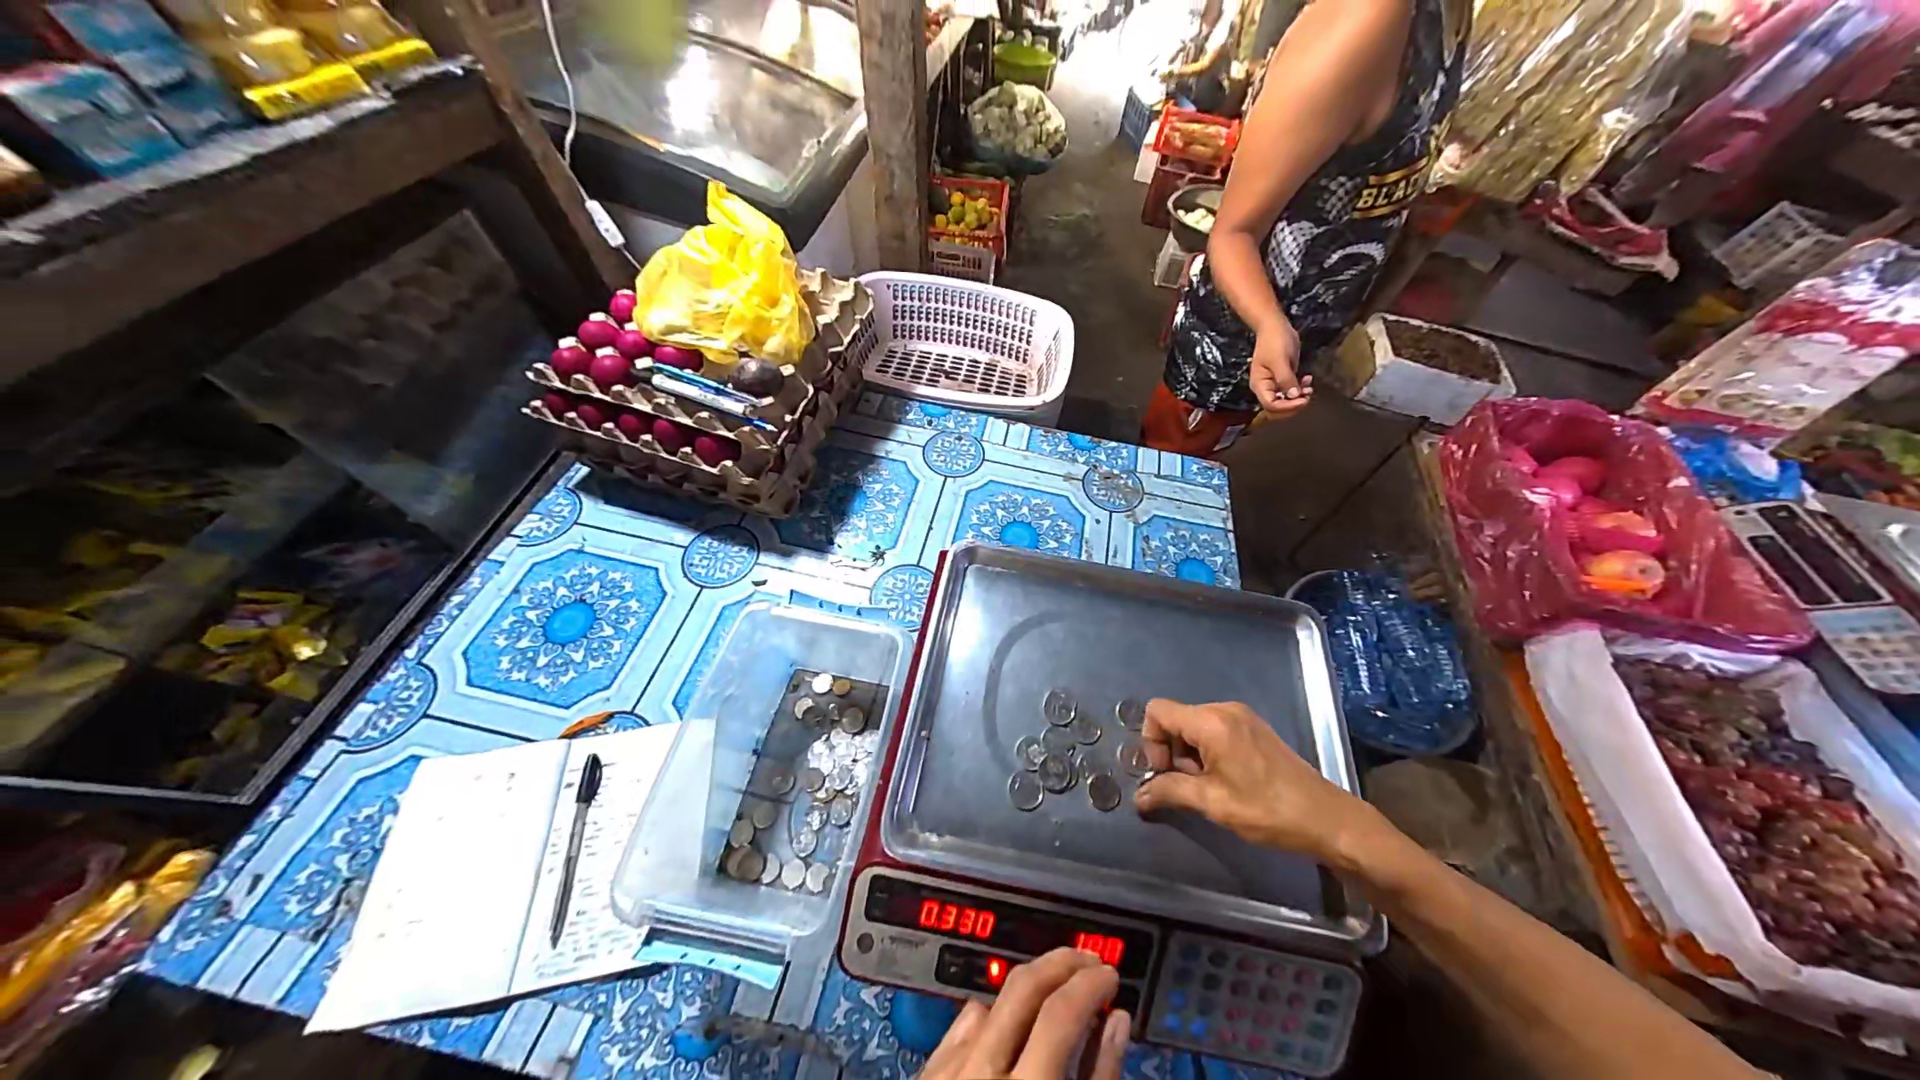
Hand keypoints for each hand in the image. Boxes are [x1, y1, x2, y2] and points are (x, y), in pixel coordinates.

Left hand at [918, 949, 1130, 1079]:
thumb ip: (1099, 1077)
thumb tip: (1114, 1020)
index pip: (1059, 1015)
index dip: (1090, 985)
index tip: (1111, 974)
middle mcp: (980, 1069)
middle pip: (1022, 988)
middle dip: (1062, 963)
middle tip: (1091, 961)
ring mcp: (948, 1068)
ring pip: (992, 1000)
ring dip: (1031, 986)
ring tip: (1061, 987)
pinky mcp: (930, 1072)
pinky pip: (964, 1026)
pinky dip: (994, 1015)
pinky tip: (1013, 1021)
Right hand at [1133, 700, 1383, 862]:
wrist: (1327, 820)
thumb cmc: (1267, 810)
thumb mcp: (1212, 803)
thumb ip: (1169, 792)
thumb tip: (1139, 796)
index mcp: (1211, 721)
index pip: (1157, 712)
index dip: (1151, 742)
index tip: (1166, 773)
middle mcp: (1224, 709)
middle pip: (1175, 718)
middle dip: (1170, 751)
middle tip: (1188, 785)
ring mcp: (1241, 717)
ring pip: (1193, 726)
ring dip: (1189, 754)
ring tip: (1209, 786)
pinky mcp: (1254, 728)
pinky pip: (1213, 730)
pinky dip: (1207, 751)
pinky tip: (1225, 779)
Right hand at [1248, 326, 1312, 414]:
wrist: (1275, 327)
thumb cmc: (1274, 342)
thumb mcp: (1279, 360)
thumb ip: (1286, 379)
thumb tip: (1294, 396)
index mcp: (1260, 385)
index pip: (1271, 405)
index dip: (1286, 406)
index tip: (1303, 400)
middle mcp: (1266, 388)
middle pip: (1277, 408)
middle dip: (1293, 405)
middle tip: (1307, 397)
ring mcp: (1275, 384)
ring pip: (1285, 401)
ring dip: (1299, 398)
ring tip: (1309, 388)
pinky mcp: (1284, 378)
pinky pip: (1292, 391)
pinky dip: (1301, 389)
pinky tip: (1308, 379)